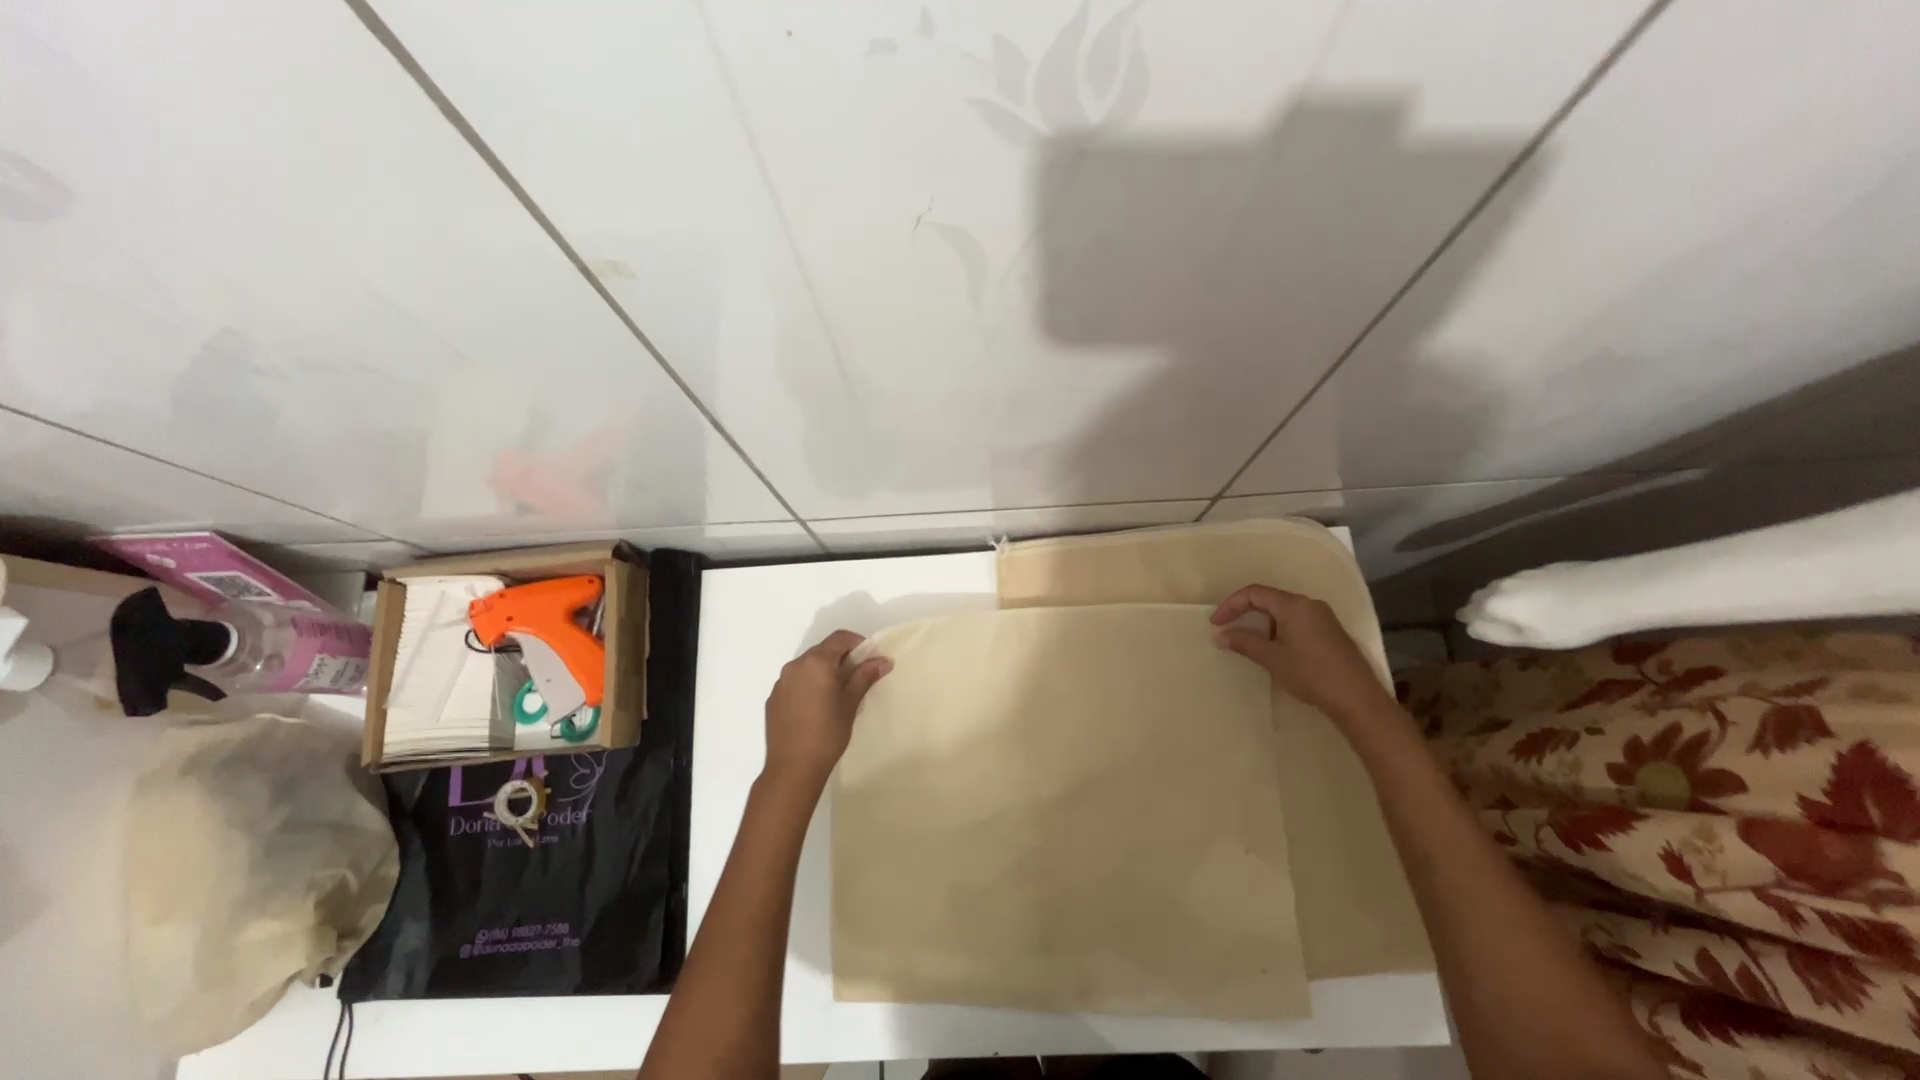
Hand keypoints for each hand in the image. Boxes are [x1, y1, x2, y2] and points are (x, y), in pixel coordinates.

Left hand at [763, 630, 892, 787]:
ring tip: (837, 694)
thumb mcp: (850, 703)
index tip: (870, 658)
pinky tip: (817, 708)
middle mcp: (795, 666)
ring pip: (807, 667)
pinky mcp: (773, 699)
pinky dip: (809, 685)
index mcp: (816, 662)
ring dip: (824, 672)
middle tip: (858, 677)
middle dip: (841, 658)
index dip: (857, 642)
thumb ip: (865, 676)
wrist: (792, 767)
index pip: (839, 638)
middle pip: (822, 651)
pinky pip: (795, 682)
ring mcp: (781, 682)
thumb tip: (884, 661)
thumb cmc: (828, 733)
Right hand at [1210, 584, 1389, 717]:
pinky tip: (1277, 650)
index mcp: (1294, 605)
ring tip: (1250, 643)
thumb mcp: (1272, 658)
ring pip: (1285, 612)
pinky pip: (1298, 622)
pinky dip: (1280, 630)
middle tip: (1229, 631)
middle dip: (1246, 613)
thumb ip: (1244, 643)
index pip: (1255, 593)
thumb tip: (1220, 636)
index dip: (1231, 605)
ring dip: (1263, 624)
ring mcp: (1324, 618)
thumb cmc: (1310, 673)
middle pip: (1270, 599)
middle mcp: (1310, 604)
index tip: (1216, 624)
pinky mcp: (1331, 632)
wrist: (1356, 697)